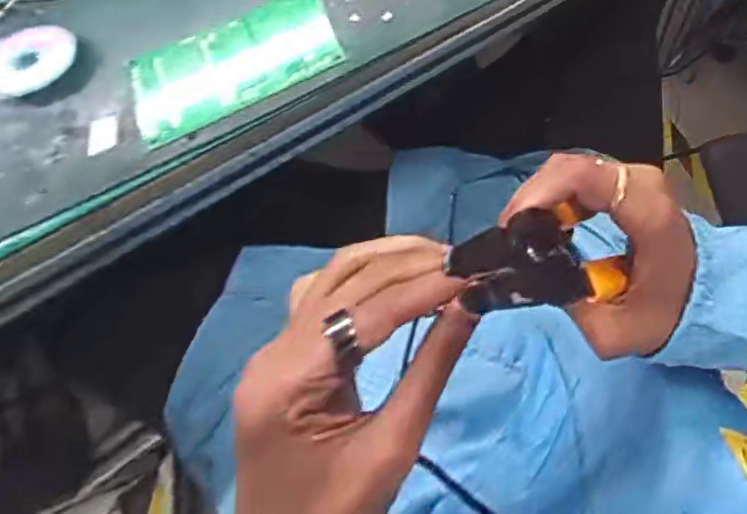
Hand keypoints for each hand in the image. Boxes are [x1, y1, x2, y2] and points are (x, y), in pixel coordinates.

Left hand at [233, 237, 475, 513]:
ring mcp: (274, 347)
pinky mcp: (284, 350)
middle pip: (350, 279)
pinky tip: (397, 275)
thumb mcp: (393, 447)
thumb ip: (432, 366)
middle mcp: (273, 351)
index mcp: (290, 381)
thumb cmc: (338, 513)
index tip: (473, 273)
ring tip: (440, 260)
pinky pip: (325, 289)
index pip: (369, 312)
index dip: (426, 287)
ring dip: (391, 257)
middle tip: (464, 263)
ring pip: (337, 272)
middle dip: (413, 264)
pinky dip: (367, 272)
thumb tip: (472, 302)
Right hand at [500, 152, 694, 358]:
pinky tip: (546, 222)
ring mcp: (636, 176)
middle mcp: (641, 181)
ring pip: (573, 167)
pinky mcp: (628, 179)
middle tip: (511, 231)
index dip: (540, 192)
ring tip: (523, 230)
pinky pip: (583, 175)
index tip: (515, 224)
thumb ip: (573, 306)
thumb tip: (534, 277)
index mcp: (646, 211)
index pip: (584, 177)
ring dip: (541, 194)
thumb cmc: (668, 311)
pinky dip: (557, 193)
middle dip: (532, 195)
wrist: (708, 291)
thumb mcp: (617, 331)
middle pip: (572, 166)